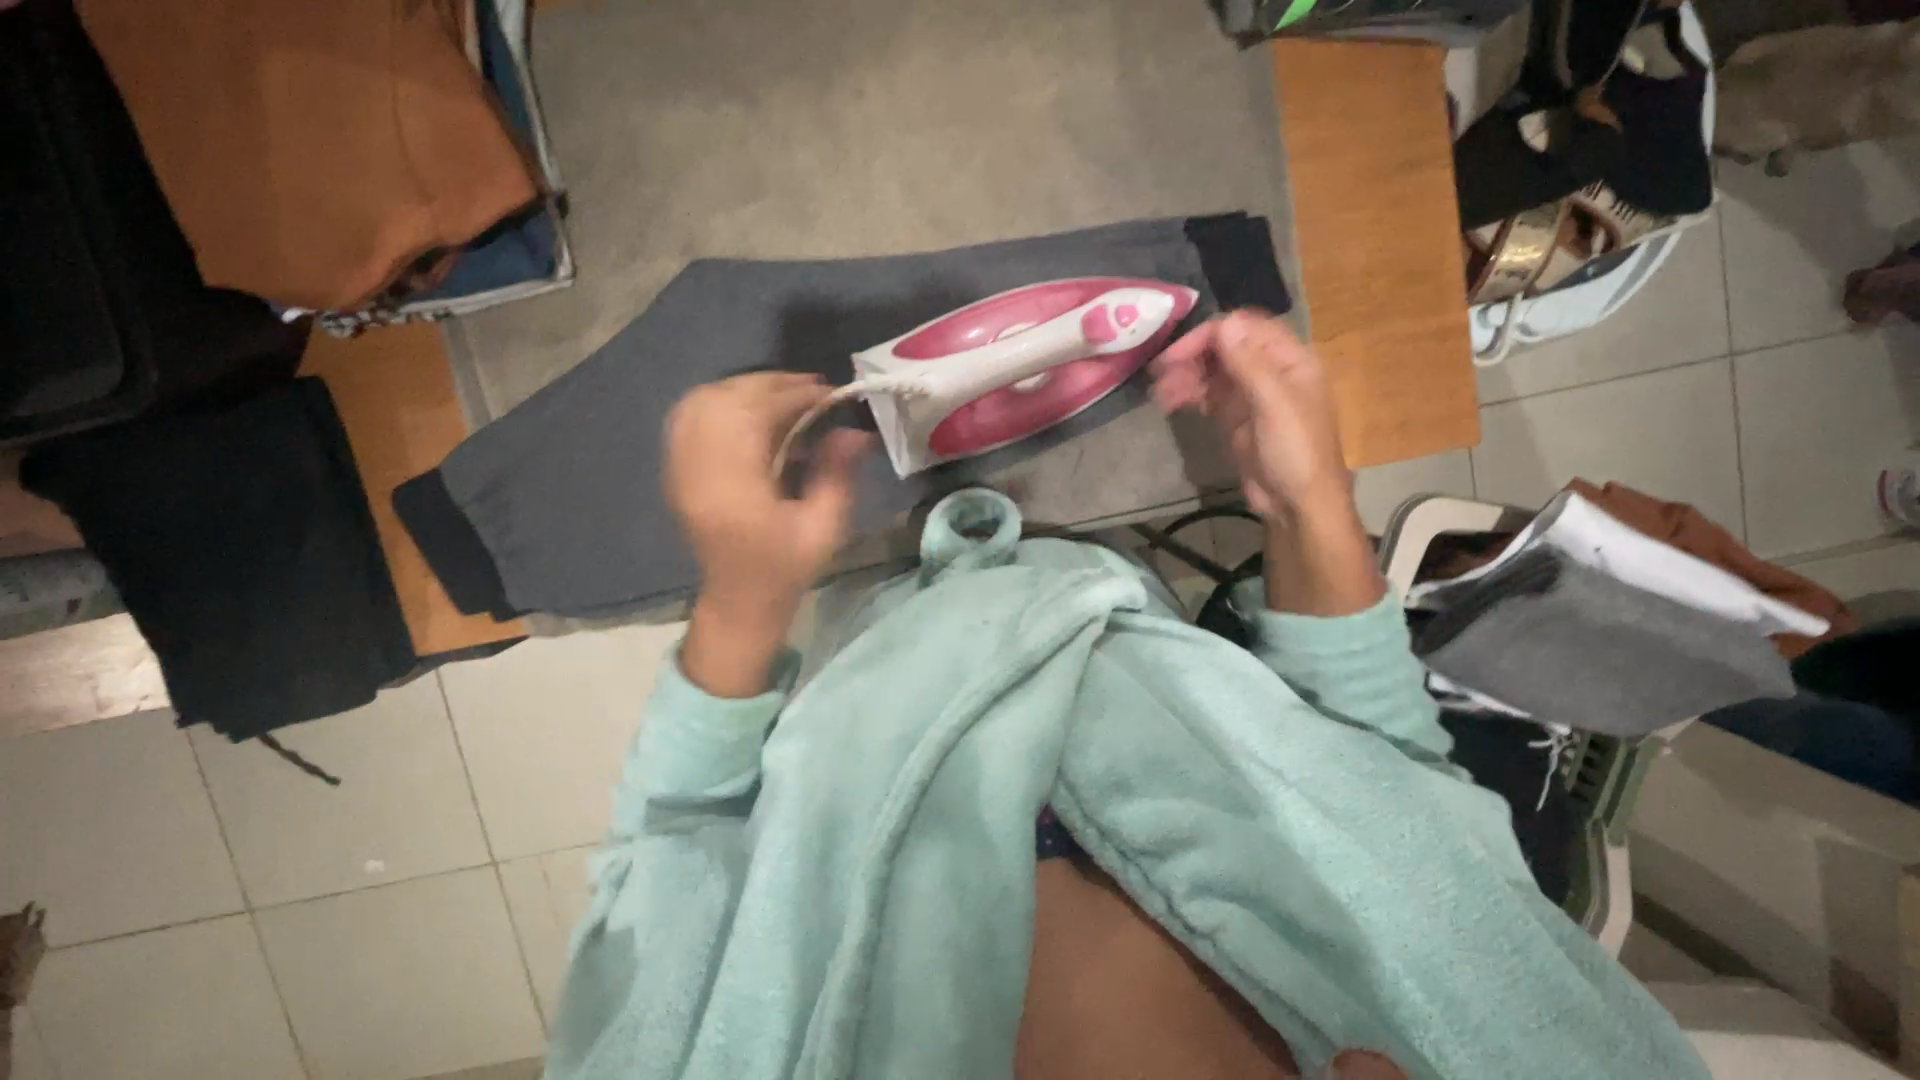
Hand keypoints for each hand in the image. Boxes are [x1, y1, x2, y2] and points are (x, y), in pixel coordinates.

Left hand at [664, 372, 871, 694]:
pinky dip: (718, 401)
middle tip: (810, 388)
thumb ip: (838, 474)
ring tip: (782, 395)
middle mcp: (698, 470)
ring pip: (701, 401)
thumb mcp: (824, 528)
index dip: (795, 397)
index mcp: (734, 488)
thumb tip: (855, 431)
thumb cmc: (786, 568)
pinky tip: (748, 409)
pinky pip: (686, 417)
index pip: (757, 416)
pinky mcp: (675, 469)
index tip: (829, 394)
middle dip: (769, 384)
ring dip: (743, 388)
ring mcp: (679, 467)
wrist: (739, 600)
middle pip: (724, 399)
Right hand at [1151, 310, 1382, 614]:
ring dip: (1185, 377)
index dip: (1211, 335)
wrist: (1298, 504)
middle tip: (1159, 373)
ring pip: (1213, 372)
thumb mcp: (1274, 403)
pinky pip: (1209, 396)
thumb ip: (1249, 362)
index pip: (1245, 329)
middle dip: (1192, 357)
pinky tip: (1169, 402)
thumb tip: (1223, 324)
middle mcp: (1271, 371)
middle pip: (1225, 349)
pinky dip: (1189, 395)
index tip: (1178, 353)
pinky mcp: (1236, 418)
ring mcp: (1252, 395)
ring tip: (1159, 394)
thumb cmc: (1296, 451)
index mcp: (1290, 359)